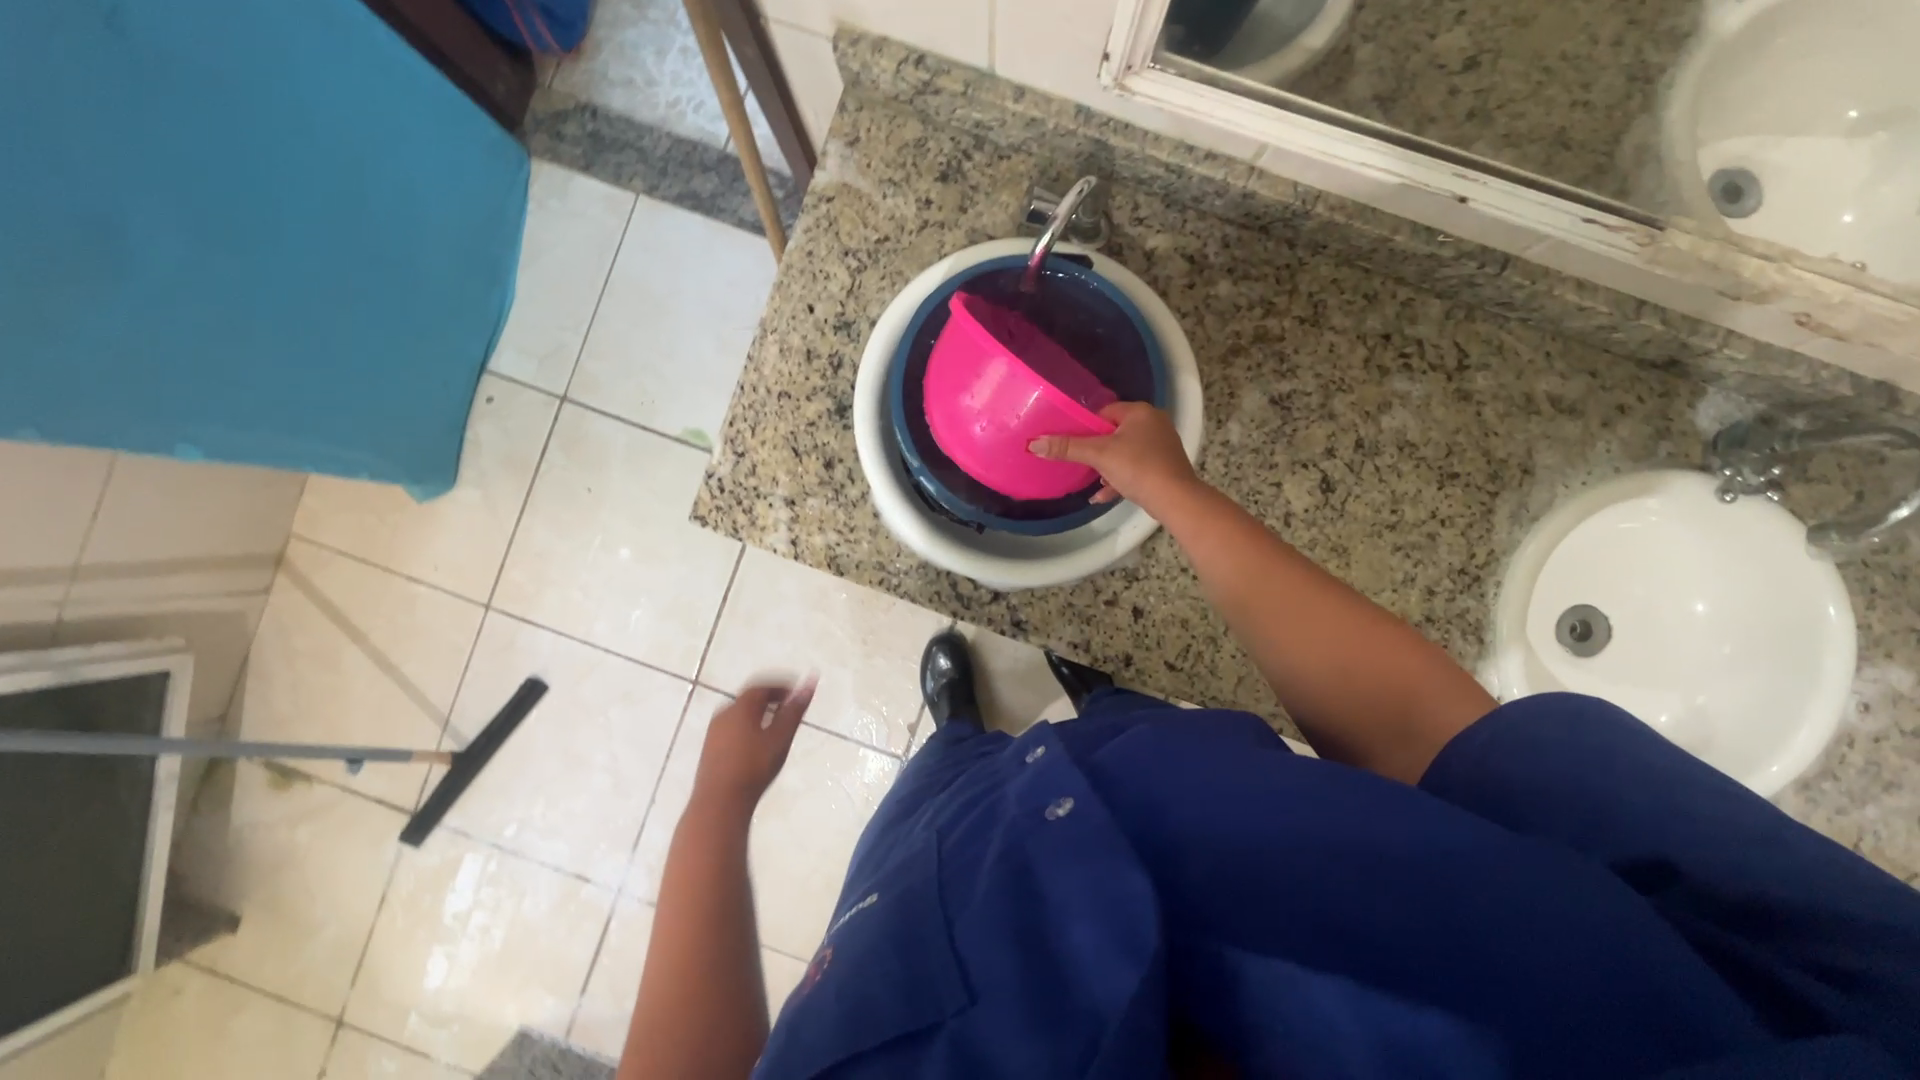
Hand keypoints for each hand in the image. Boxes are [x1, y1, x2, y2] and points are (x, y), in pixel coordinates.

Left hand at [691, 680, 816, 813]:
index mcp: (741, 707)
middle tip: (788, 708)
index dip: (781, 687)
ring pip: (739, 715)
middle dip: (770, 699)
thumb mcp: (780, 738)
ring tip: (775, 728)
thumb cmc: (754, 767)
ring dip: (758, 715)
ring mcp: (713, 733)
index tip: (796, 693)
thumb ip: (795, 710)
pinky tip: (756, 746)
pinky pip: (731, 729)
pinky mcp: (709, 750)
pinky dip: (747, 728)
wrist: (720, 802)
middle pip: (749, 699)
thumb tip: (810, 682)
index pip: (762, 687)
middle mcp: (724, 714)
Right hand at [1029, 402, 1201, 514]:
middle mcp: (1153, 423)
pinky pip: (1135, 468)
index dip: (1086, 427)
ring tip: (1094, 480)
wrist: (1175, 498)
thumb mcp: (1098, 455)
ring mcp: (1161, 445)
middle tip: (1081, 462)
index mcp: (1140, 412)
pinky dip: (1120, 479)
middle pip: (1113, 433)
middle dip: (1096, 451)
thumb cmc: (1138, 468)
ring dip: (1106, 467)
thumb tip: (1034, 444)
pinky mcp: (1164, 466)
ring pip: (1124, 452)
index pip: (1104, 412)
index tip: (1073, 443)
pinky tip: (1103, 495)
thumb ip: (1067, 447)